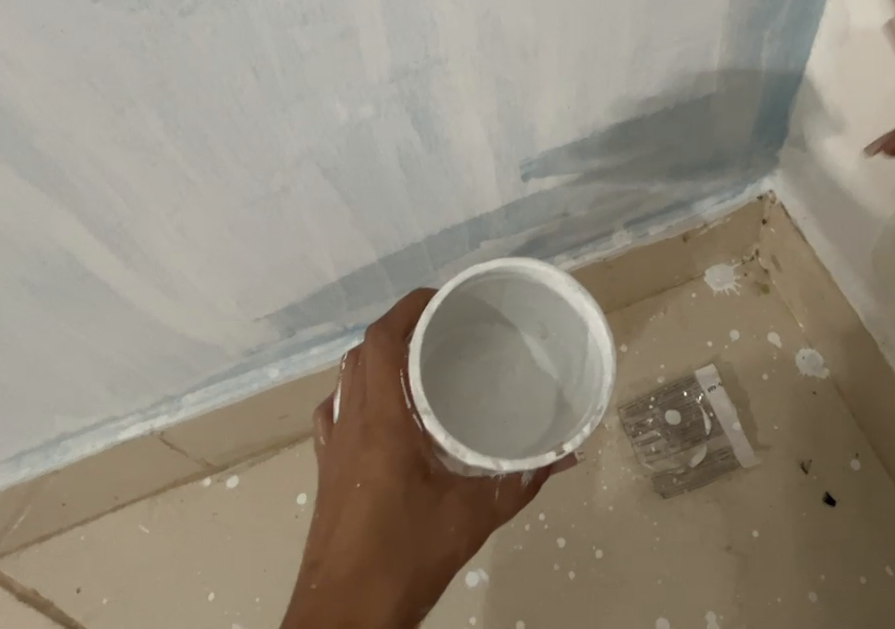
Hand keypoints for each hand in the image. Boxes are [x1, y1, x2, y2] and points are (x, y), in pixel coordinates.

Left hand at [282, 288, 568, 628]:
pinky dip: (359, 389)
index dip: (410, 308)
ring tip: (420, 354)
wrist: (342, 616)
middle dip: (401, 325)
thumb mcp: (474, 518)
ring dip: (378, 354)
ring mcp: (333, 443)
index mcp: (381, 420)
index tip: (447, 298)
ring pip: (347, 376)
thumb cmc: (405, 557)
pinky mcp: (326, 466)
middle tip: (445, 324)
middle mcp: (351, 421)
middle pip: (364, 350)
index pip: (383, 340)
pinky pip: (337, 408)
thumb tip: (567, 452)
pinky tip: (385, 405)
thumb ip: (521, 480)